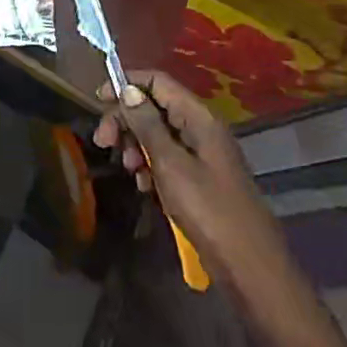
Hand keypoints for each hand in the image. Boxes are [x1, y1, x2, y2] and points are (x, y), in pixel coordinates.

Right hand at [92, 71, 292, 293]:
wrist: (248, 264)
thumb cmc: (208, 209)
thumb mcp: (170, 164)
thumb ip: (147, 125)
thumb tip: (128, 90)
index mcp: (199, 119)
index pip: (158, 82)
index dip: (127, 84)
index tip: (98, 100)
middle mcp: (200, 129)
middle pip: (154, 106)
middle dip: (126, 120)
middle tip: (104, 142)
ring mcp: (201, 153)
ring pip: (156, 133)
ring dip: (135, 145)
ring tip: (128, 169)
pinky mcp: (198, 177)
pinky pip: (166, 158)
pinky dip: (149, 165)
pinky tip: (142, 185)